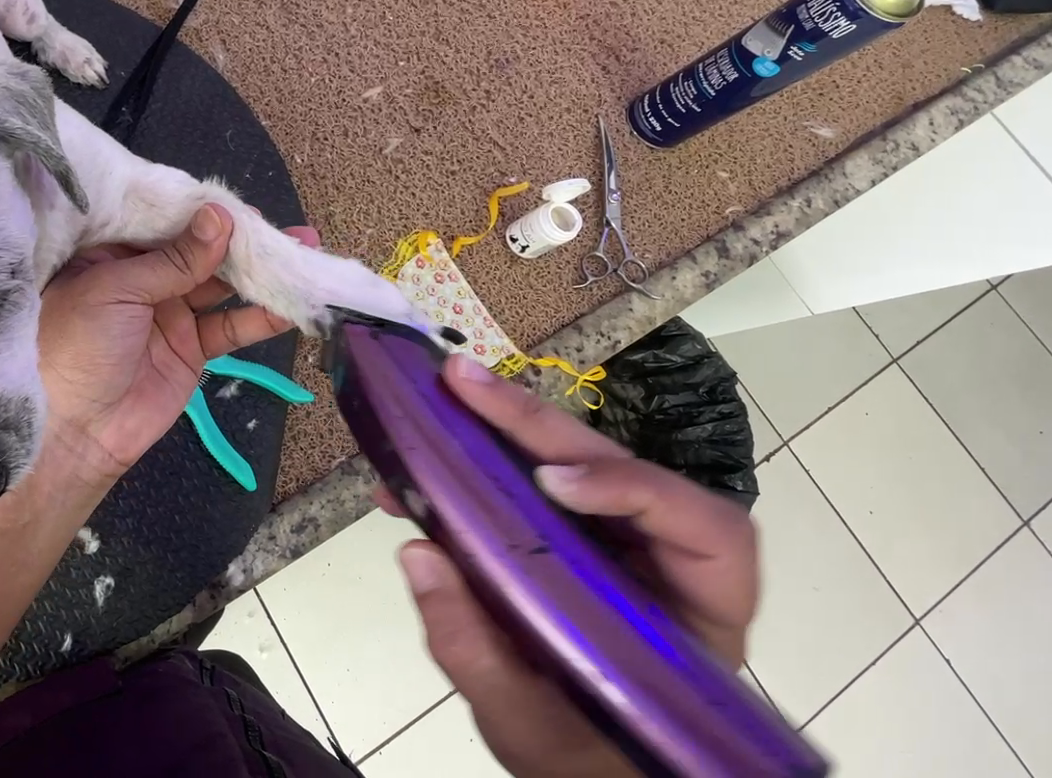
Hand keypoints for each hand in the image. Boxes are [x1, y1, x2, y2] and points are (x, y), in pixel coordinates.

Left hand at [35, 205, 315, 486]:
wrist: (76, 430)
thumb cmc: (78, 346)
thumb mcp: (117, 290)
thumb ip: (173, 258)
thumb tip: (219, 216)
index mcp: (111, 255)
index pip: (162, 223)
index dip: (199, 211)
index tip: (238, 205)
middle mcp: (141, 279)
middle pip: (196, 251)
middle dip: (238, 240)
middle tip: (282, 230)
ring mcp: (169, 313)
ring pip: (219, 285)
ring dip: (258, 273)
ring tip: (303, 254)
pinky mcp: (191, 348)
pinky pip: (230, 327)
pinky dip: (260, 318)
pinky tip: (290, 305)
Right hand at [382, 355, 758, 777]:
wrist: (576, 761)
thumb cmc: (577, 754)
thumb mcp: (525, 725)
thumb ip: (474, 650)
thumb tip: (416, 550)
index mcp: (694, 616)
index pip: (705, 533)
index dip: (635, 491)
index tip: (550, 484)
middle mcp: (660, 561)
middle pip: (620, 468)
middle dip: (537, 423)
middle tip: (460, 381)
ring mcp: (609, 539)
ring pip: (571, 460)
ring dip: (504, 423)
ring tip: (439, 391)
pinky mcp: (560, 531)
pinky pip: (524, 479)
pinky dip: (474, 457)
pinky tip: (423, 453)